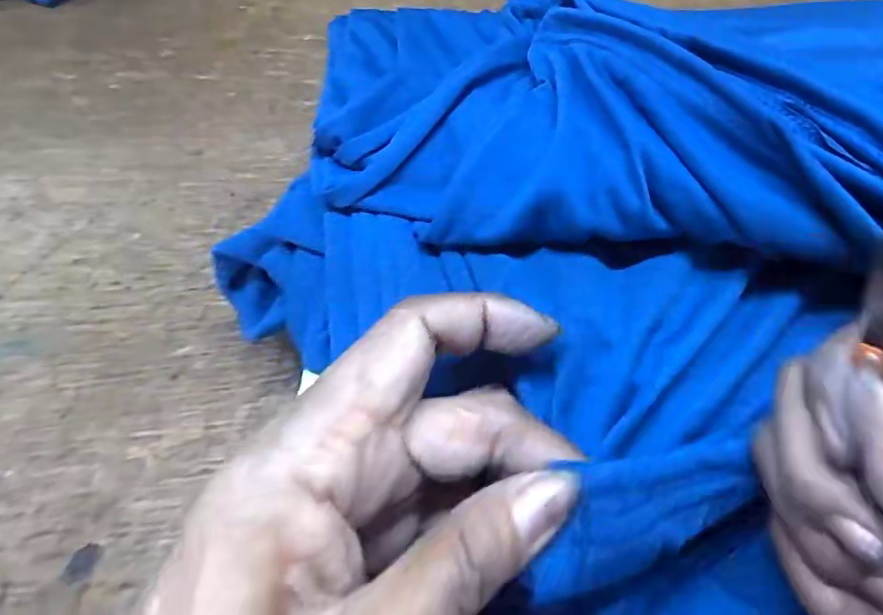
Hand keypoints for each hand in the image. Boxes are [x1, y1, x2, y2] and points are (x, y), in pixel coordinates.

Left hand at [143, 295, 581, 614]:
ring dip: (509, 489)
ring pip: (449, 469)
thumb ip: (465, 560)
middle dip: (519, 444)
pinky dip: (484, 528)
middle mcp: (322, 468)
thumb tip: (564, 488)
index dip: (482, 319)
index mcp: (301, 460)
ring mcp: (337, 516)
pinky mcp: (348, 562)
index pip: (405, 341)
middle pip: (447, 414)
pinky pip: (435, 518)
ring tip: (562, 529)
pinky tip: (523, 554)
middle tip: (581, 499)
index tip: (552, 340)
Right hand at [754, 326, 882, 614]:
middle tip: (877, 548)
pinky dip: (811, 574)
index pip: (869, 344)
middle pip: (800, 384)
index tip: (856, 464)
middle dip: (817, 474)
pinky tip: (867, 608)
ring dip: (815, 532)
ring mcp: (852, 477)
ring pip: (772, 447)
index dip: (841, 387)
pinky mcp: (823, 530)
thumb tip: (862, 382)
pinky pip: (775, 522)